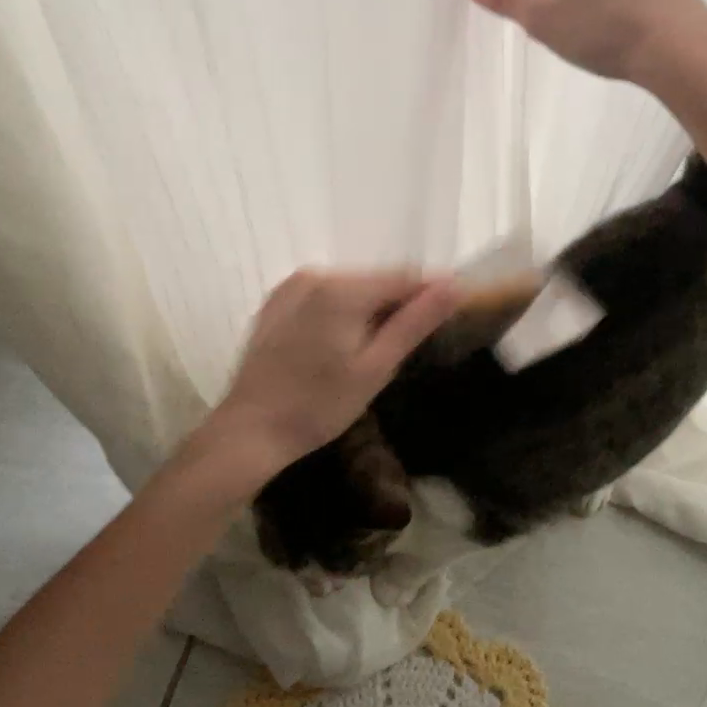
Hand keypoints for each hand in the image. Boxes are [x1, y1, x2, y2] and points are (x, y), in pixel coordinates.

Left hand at [205, 269, 458, 478]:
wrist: (250, 431)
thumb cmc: (318, 406)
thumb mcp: (375, 368)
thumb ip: (415, 322)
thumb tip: (455, 286)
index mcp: (341, 289)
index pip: (404, 276)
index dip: (433, 292)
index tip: (456, 312)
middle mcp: (314, 275)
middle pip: (375, 280)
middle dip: (400, 304)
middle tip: (415, 344)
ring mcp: (290, 288)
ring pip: (349, 289)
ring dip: (371, 310)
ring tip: (379, 351)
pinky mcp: (275, 304)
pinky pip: (323, 298)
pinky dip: (341, 314)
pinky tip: (341, 349)